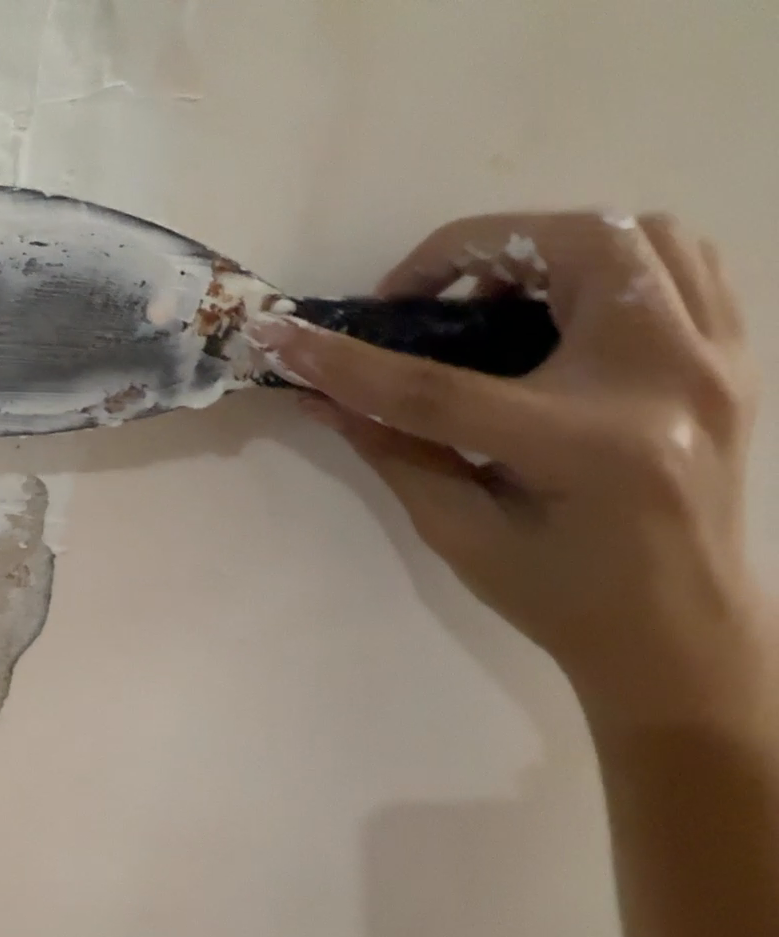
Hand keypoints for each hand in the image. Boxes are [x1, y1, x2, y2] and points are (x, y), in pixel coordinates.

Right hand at [246, 212, 762, 717]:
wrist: (682, 631)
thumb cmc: (558, 596)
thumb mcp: (455, 530)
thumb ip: (389, 448)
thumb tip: (316, 395)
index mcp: (585, 446)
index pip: (436, 385)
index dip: (345, 360)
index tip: (280, 335)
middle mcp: (666, 382)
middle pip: (578, 250)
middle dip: (471, 251)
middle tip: (412, 299)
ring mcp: (717, 360)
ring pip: (643, 234)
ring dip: (542, 246)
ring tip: (481, 295)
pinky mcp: (729, 356)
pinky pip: (680, 261)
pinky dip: (600, 260)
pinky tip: (546, 304)